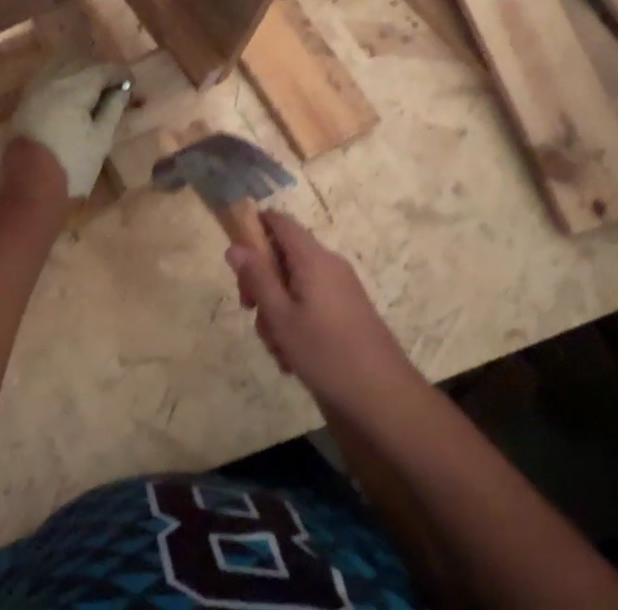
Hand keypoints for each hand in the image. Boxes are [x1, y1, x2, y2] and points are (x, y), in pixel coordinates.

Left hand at [9, 58, 130, 197]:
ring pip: (61, 66)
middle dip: (101, 71)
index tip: (133, 85)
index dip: (120, 74)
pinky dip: (62, 78)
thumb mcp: (101, 139)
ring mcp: (34, 91)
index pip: (102, 69)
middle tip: (117, 88)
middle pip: (81, 63)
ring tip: (96, 90)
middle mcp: (51, 82)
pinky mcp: (24, 103)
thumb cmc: (73, 167)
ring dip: (80, 72)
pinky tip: (72, 95)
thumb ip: (113, 108)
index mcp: (73, 89)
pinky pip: (46, 78)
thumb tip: (123, 90)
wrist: (31, 190)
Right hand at [225, 212, 419, 414]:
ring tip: (277, 346)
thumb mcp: (280, 316)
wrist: (383, 397)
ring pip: (292, 285)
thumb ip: (256, 277)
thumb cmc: (325, 352)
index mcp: (313, 259)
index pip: (279, 221)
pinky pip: (309, 304)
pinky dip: (295, 322)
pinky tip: (292, 357)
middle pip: (282, 256)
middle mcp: (329, 266)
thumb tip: (235, 246)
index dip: (253, 229)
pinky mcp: (346, 311)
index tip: (236, 262)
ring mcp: (340, 289)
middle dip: (260, 282)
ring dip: (276, 310)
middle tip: (250, 310)